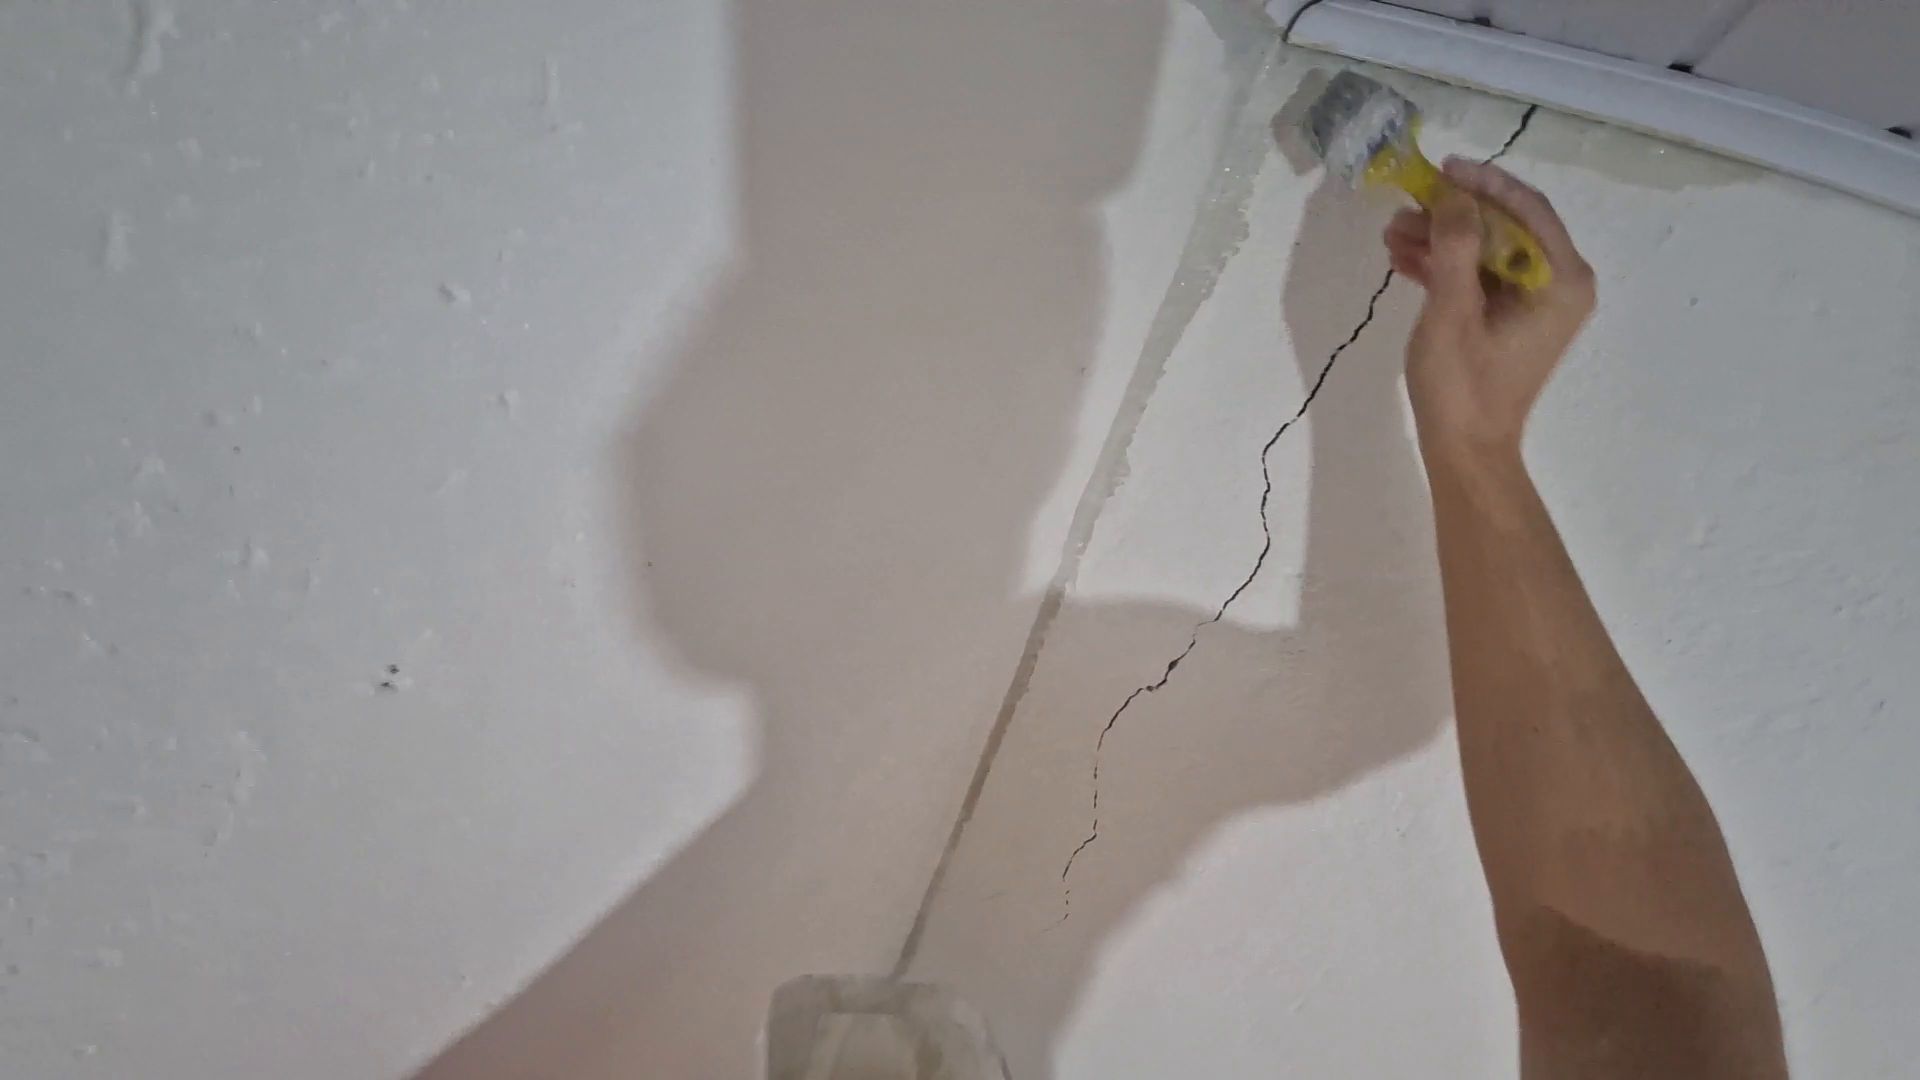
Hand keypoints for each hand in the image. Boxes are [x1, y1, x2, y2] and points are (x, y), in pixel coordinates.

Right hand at [1383, 157, 1595, 462]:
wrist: (1464, 448)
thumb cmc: (1461, 384)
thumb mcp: (1452, 312)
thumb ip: (1457, 248)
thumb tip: (1453, 196)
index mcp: (1559, 279)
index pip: (1526, 211)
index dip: (1483, 185)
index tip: (1440, 170)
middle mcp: (1556, 284)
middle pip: (1505, 230)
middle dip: (1453, 216)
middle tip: (1404, 208)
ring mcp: (1531, 305)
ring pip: (1486, 254)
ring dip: (1441, 241)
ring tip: (1393, 236)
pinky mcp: (1506, 322)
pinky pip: (1478, 281)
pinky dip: (1445, 269)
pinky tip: (1406, 260)